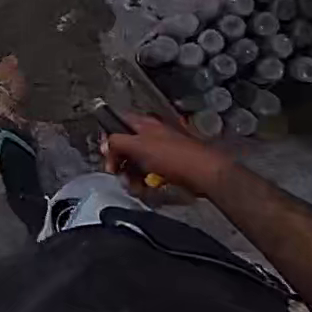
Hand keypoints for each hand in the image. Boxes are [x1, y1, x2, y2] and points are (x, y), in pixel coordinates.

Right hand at [102, 112, 230, 193]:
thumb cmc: (175, 157)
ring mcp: (162, 151)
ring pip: (137, 162)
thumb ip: (116, 142)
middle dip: (120, 163)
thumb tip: (105, 144)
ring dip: (131, 176)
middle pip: (126, 146)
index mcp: (144, 124)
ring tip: (135, 186)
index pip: (117, 124)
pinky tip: (147, 188)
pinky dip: (146, 182)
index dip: (109, 138)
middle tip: (119, 174)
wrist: (206, 174)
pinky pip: (151, 173)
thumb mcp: (138, 146)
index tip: (107, 154)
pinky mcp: (170, 167)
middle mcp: (152, 134)